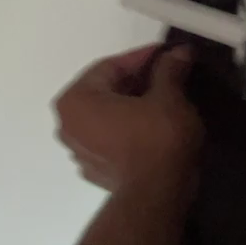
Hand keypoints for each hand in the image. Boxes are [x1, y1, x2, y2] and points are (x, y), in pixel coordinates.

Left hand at [54, 45, 201, 193]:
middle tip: (169, 75)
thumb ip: (169, 71)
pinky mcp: (95, 170)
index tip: (169, 53)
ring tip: (163, 102)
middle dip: (137, 82)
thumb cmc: (158, 138)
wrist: (157, 192)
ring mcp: (78, 150)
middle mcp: (67, 123)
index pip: (109, 66)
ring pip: (106, 117)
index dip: (142, 57)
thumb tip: (178, 52)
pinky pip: (110, 140)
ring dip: (132, 107)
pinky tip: (153, 130)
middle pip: (104, 91)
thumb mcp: (170, 98)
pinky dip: (129, 130)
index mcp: (76, 100)